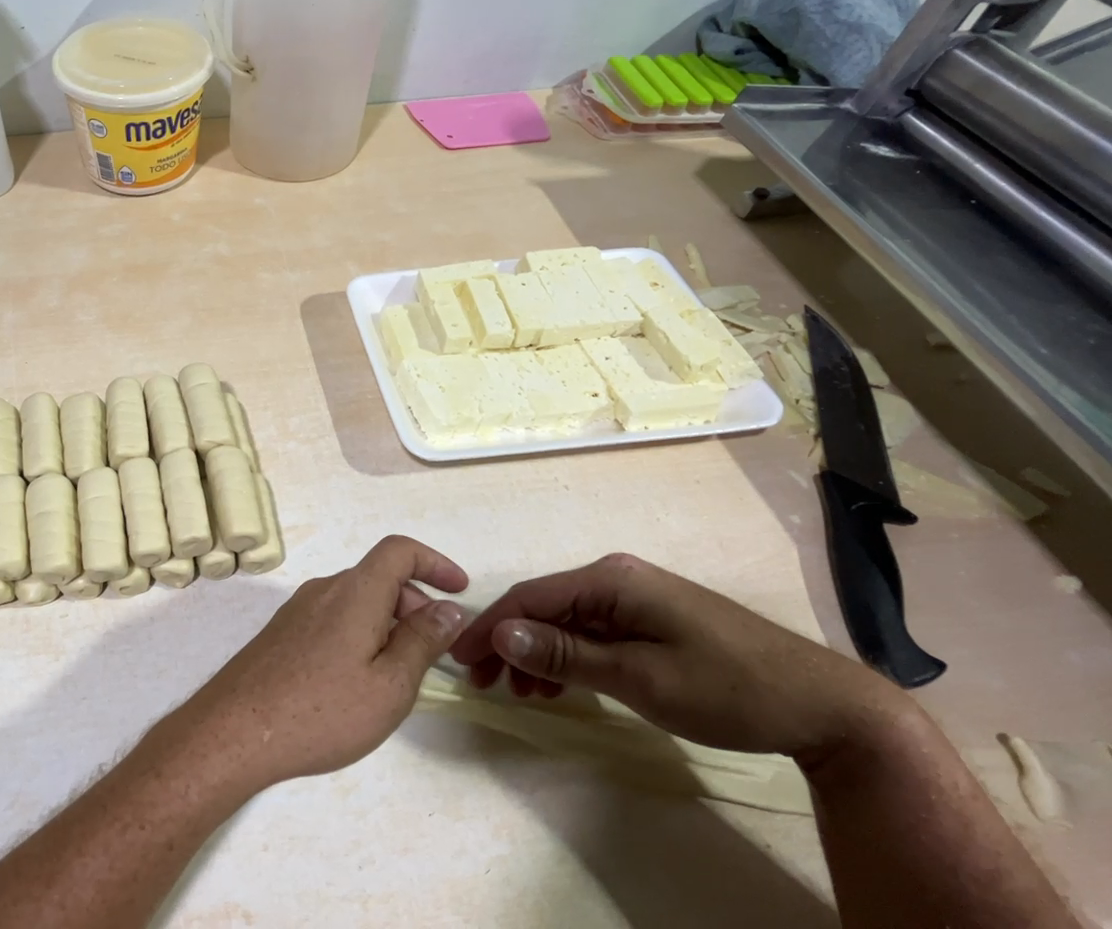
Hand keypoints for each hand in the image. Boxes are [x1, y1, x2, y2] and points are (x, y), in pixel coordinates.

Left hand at [164, 536, 469, 793]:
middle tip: (434, 651)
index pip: (398, 550)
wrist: (235, 731)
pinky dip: (358, 633)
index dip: (435, 562)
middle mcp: (323, 590)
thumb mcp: (389, 685)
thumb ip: (422, 642)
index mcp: (354, 592)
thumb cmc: (322, 710)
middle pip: (378, 577)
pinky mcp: (281, 634)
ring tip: (398, 674)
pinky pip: (331, 619)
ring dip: (386, 622)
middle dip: (415, 603)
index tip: (460, 590)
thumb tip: (448, 608)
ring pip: (354, 601)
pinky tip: (357, 681)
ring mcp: (297, 611)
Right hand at [448, 553, 913, 764]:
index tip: (459, 661)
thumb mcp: (639, 678)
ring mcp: (637, 599)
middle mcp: (619, 579)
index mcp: (612, 580)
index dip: (488, 627)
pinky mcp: (652, 621)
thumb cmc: (728, 688)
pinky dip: (567, 658)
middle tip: (485, 685)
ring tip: (523, 693)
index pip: (530, 597)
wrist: (826, 707)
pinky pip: (592, 633)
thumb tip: (499, 633)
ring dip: (536, 654)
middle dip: (508, 642)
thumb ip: (566, 654)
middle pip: (544, 607)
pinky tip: (560, 686)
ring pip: (565, 622)